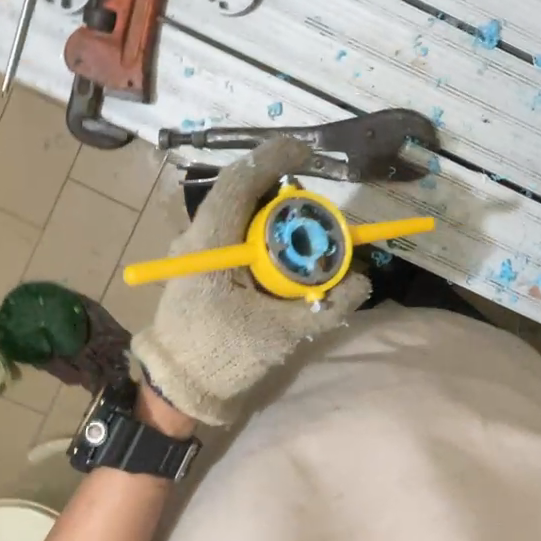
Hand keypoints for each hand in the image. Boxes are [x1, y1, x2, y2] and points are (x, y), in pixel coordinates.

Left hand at [129, 137, 371, 424]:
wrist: (178, 388)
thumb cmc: (222, 358)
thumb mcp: (280, 334)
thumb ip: (325, 307)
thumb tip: (363, 280)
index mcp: (210, 245)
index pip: (238, 184)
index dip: (272, 160)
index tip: (305, 152)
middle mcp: (198, 239)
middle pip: (241, 194)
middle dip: (280, 190)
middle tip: (316, 205)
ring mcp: (195, 251)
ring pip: (238, 214)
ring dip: (272, 214)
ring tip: (305, 229)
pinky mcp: (201, 265)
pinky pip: (235, 235)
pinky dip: (263, 234)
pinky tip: (284, 252)